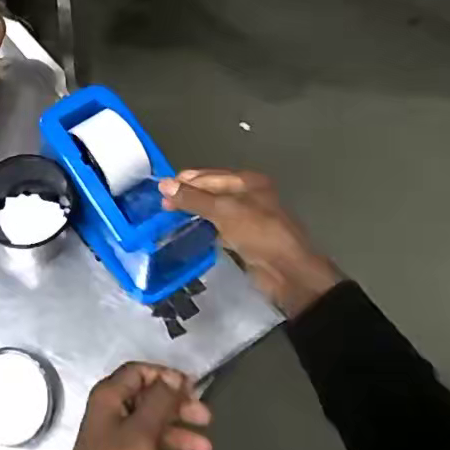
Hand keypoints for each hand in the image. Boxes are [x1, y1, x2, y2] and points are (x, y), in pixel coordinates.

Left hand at [59, 362, 212, 449]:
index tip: (193, 386)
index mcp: (109, 397)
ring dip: (179, 436)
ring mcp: (118, 440)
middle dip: (178, 408)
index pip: (138, 373)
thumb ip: (159, 402)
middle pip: (149, 401)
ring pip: (153, 429)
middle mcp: (112, 413)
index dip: (165, 376)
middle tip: (206, 418)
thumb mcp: (141, 432)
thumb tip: (175, 377)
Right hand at [161, 170, 342, 316]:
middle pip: (209, 190)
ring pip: (212, 209)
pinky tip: (188, 230)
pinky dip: (203, 226)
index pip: (207, 175)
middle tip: (163, 206)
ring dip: (193, 211)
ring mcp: (246, 217)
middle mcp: (247, 195)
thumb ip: (192, 198)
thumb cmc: (259, 233)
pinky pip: (217, 226)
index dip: (184, 182)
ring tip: (170, 216)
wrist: (289, 274)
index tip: (160, 191)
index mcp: (247, 181)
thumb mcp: (223, 211)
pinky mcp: (244, 237)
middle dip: (187, 196)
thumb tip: (163, 185)